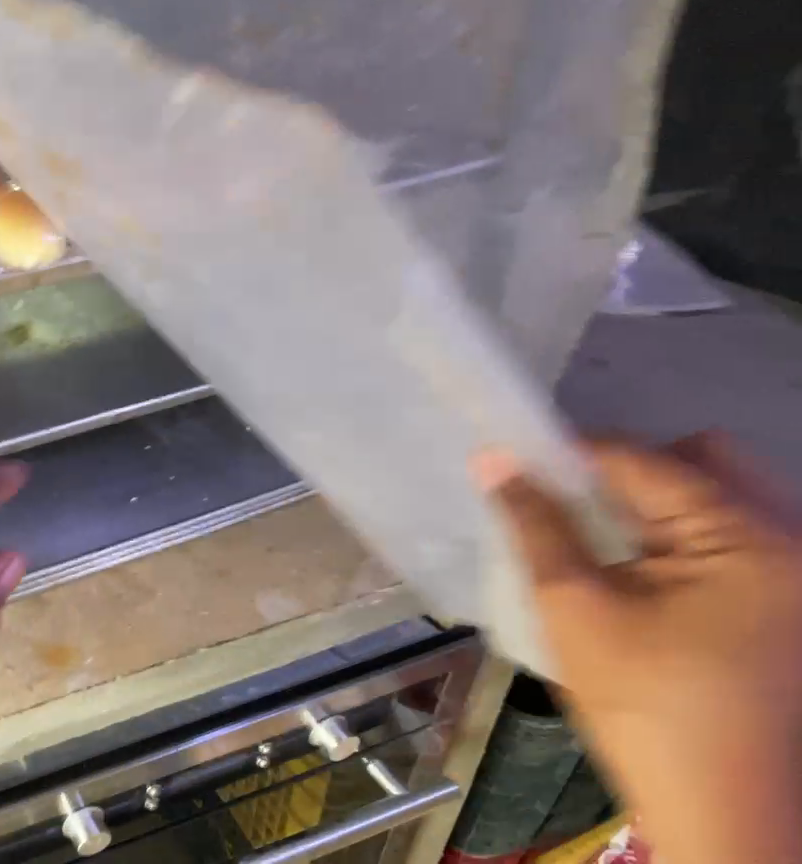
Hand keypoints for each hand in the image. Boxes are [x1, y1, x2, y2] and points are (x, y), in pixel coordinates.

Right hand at [474, 434, 801, 862]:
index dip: (568, 454)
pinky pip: (729, 535)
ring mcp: (797, 577)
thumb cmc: (643, 702)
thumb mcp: (572, 604)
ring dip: (647, 500)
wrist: (724, 809)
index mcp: (750, 544)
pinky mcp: (788, 603)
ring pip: (716, 497)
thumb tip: (491, 458)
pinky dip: (672, 532)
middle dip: (622, 470)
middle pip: (703, 463)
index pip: (645, 461)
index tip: (510, 462)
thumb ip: (533, 523)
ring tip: (587, 531)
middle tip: (559, 498)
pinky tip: (627, 562)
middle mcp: (793, 546)